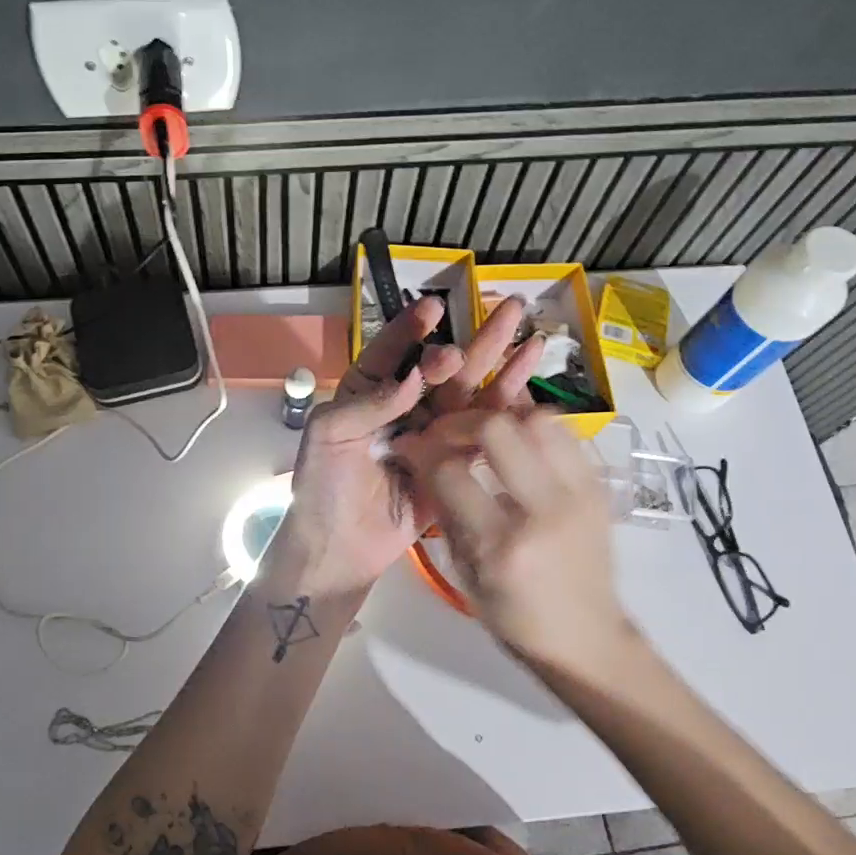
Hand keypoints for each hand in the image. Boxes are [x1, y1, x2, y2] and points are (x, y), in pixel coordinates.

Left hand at [272, 295, 542, 596]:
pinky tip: (531, 388)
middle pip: (443, 369)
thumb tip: (414, 376)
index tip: (435, 306)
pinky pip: (482, 433)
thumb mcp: (329, 436)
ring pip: (470, 395)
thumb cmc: (323, 488)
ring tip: (532, 337)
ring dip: (501, 367)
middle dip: (475, 340)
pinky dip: (507, 411)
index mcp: (367, 394)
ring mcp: (433, 436)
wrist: (340, 548)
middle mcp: (404, 408)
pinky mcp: (455, 465)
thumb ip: (369, 403)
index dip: (413, 328)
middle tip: (509, 309)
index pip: (393, 352)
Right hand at [398, 410, 632, 672]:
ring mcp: (580, 495)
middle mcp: (545, 512)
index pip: (452, 473)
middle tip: (447, 435)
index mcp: (503, 547)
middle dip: (460, 423)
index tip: (409, 446)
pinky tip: (519, 448)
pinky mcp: (599, 488)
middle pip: (498, 430)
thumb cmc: (516, 618)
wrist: (587, 638)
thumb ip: (447, 514)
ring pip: (539, 419)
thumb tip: (424, 462)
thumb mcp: (466, 575)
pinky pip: (565, 435)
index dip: (422, 452)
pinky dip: (534, 431)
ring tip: (486, 437)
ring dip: (503, 420)